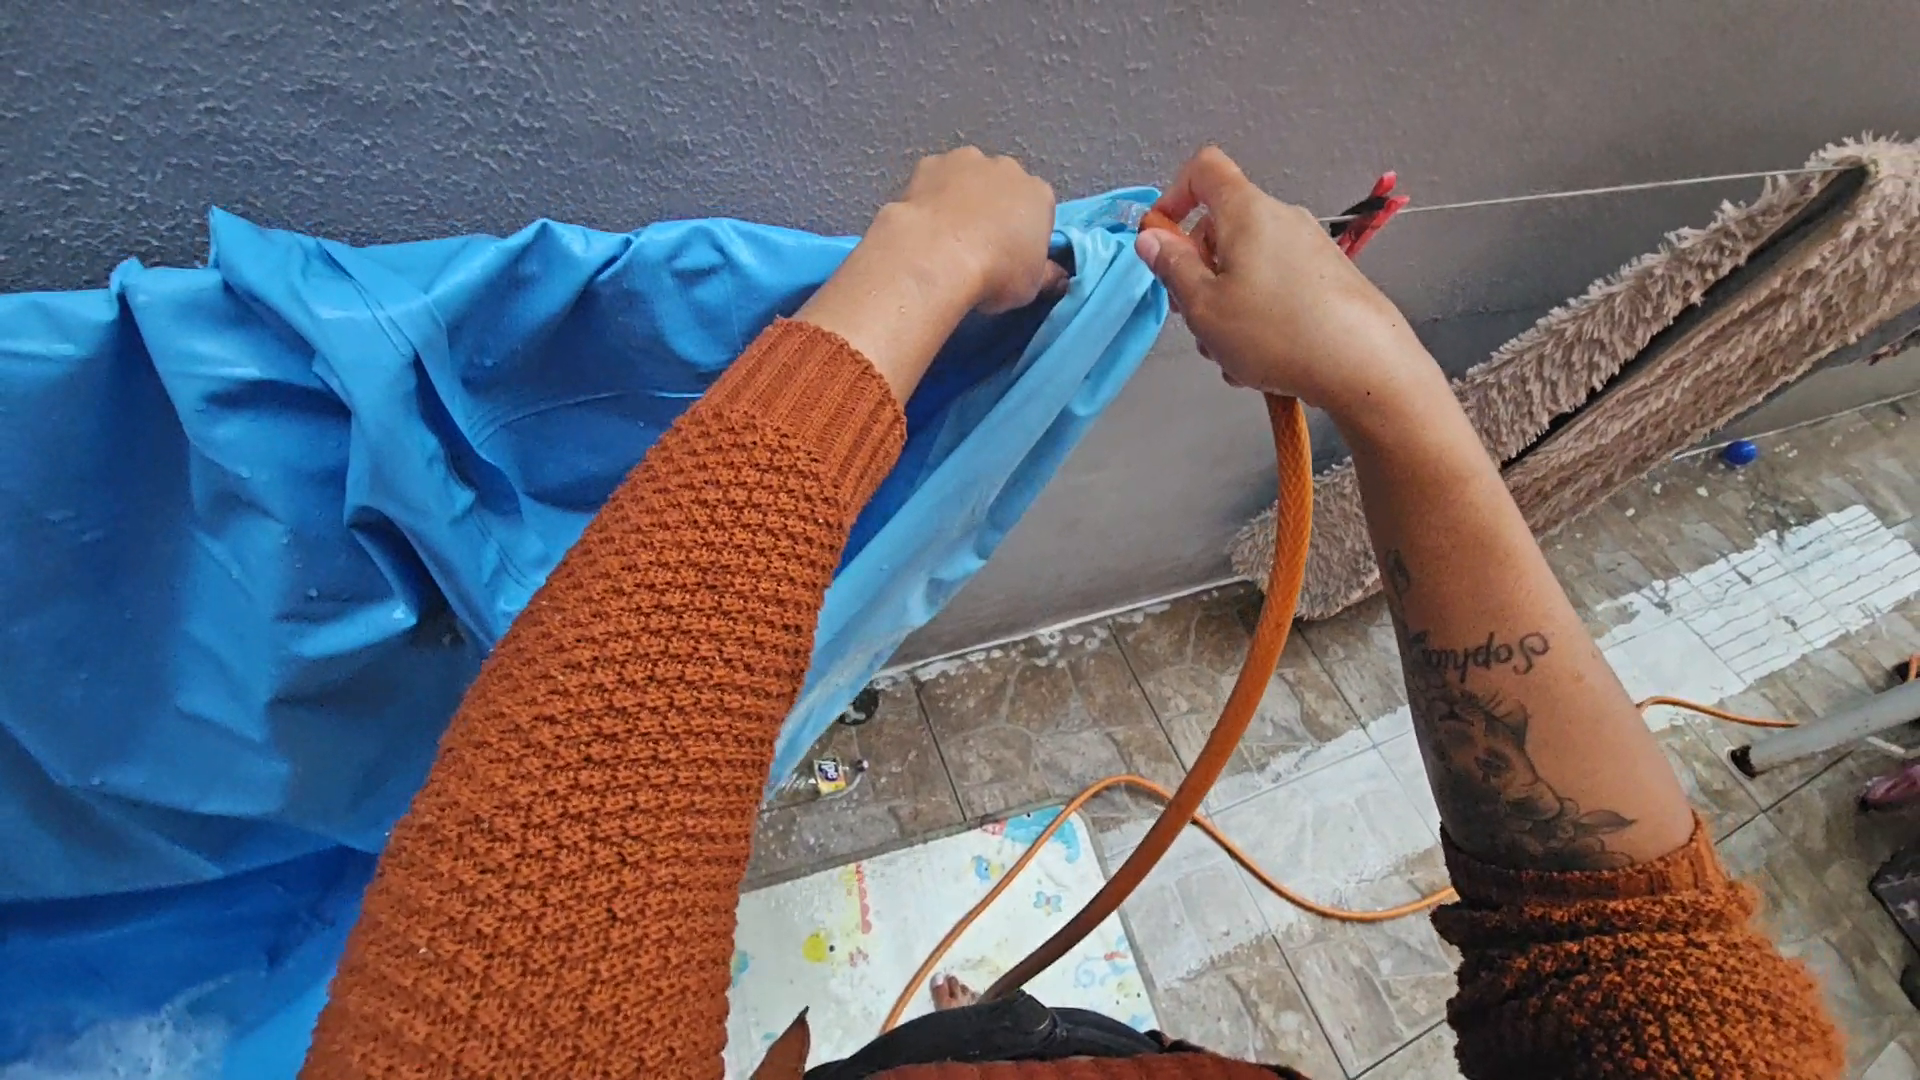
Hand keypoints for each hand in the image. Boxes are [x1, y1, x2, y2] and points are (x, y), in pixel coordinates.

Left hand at [796, 147, 1059, 403]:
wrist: (937, 258)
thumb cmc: (995, 274)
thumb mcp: (1032, 287)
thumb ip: (1048, 275)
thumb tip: (1059, 276)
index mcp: (1039, 194)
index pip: (1040, 212)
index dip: (1027, 236)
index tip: (1013, 259)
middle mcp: (1007, 168)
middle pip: (1005, 189)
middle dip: (996, 211)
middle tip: (980, 247)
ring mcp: (966, 161)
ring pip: (969, 179)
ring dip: (963, 199)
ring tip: (948, 238)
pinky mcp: (929, 164)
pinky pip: (935, 181)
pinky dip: (932, 197)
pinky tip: (925, 225)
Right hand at [1136, 147, 1442, 424]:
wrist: (1360, 364)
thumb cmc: (1275, 332)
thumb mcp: (1203, 305)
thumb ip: (1171, 267)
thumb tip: (1150, 238)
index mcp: (1246, 213)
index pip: (1203, 170)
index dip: (1173, 198)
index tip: (1160, 241)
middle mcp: (1280, 219)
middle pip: (1220, 230)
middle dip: (1197, 272)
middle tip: (1193, 316)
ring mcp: (1306, 248)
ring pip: (1244, 268)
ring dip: (1223, 305)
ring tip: (1229, 350)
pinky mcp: (1323, 279)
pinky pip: (1272, 288)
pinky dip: (1254, 317)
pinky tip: (1257, 359)